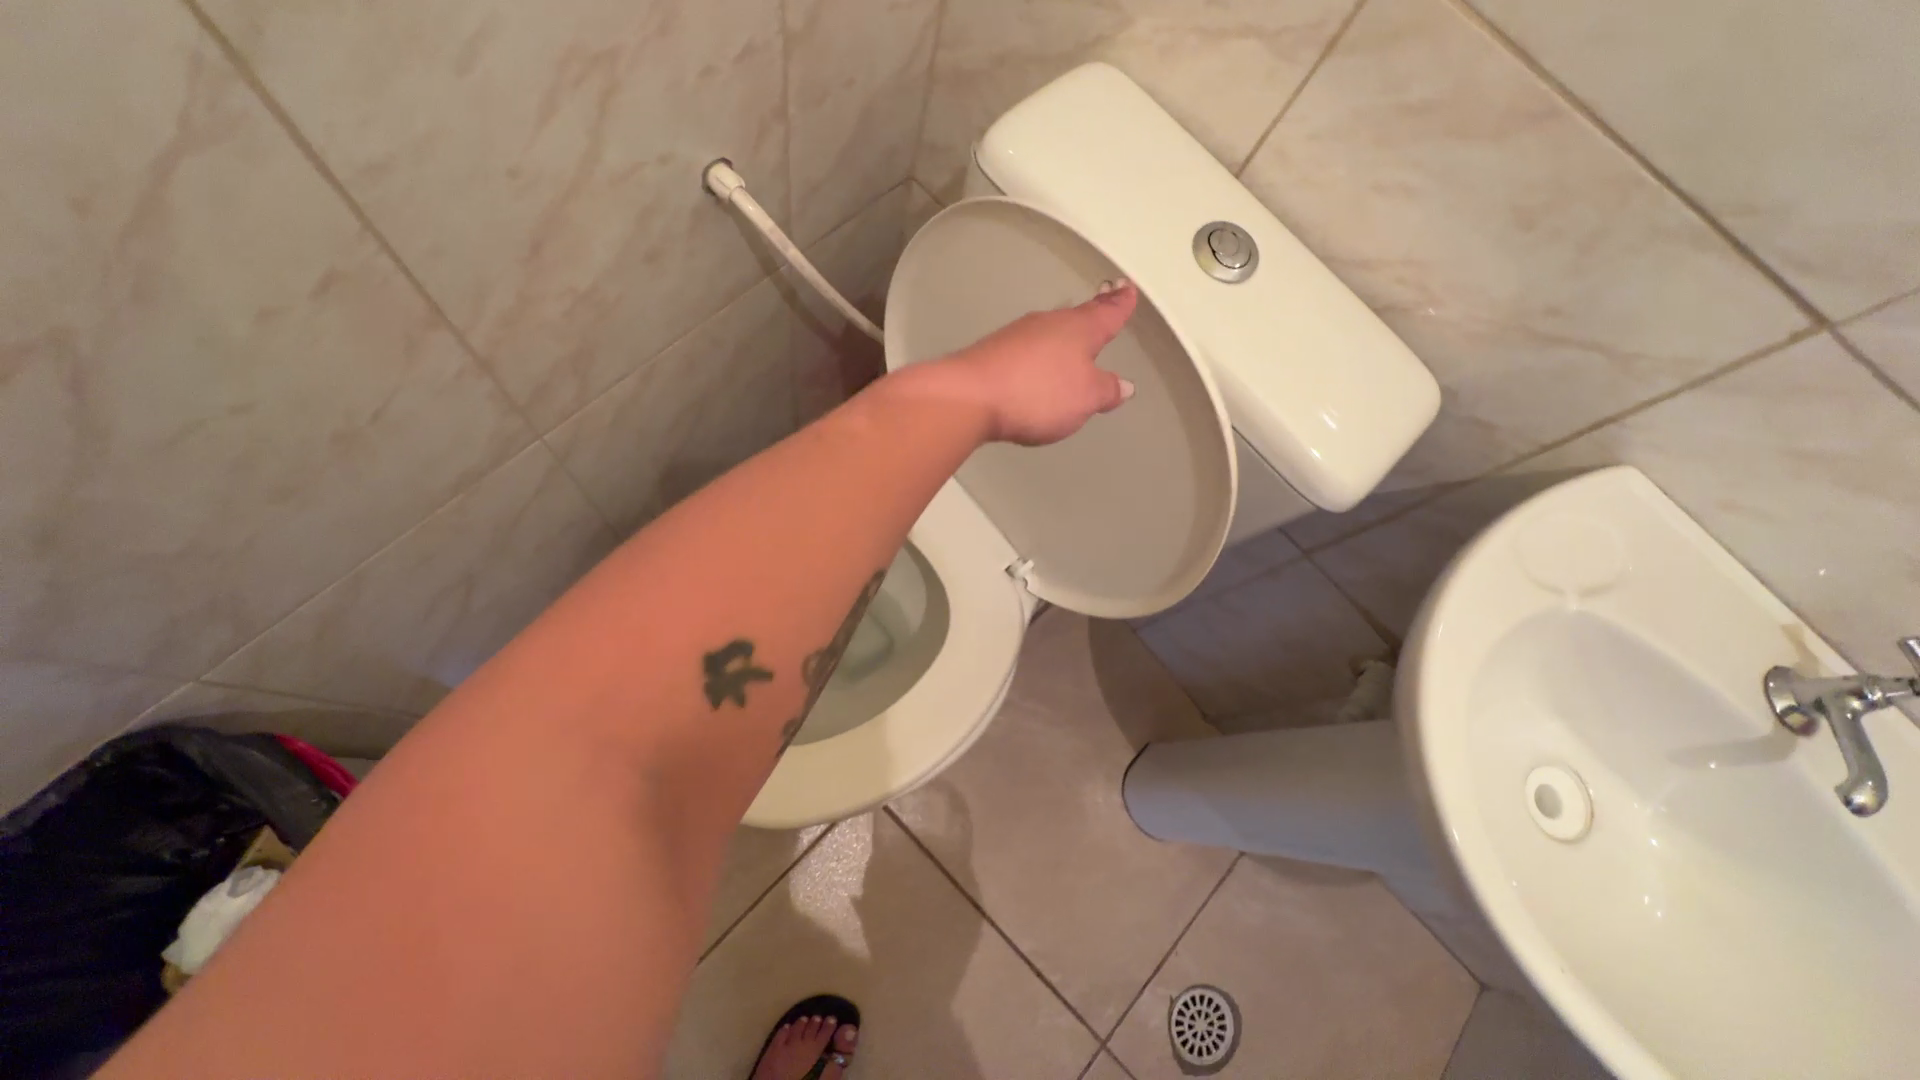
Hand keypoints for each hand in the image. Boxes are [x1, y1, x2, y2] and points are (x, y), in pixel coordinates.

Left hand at [932, 280, 1138, 445]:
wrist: (970, 397)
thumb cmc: (1038, 393)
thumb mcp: (1085, 397)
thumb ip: (1106, 390)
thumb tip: (1123, 385)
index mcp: (1079, 330)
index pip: (1107, 312)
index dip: (1120, 303)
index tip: (1127, 288)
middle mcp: (1048, 324)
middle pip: (1077, 316)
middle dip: (1093, 311)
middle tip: (1106, 298)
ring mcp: (1017, 336)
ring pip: (1049, 330)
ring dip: (1063, 332)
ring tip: (1074, 336)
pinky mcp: (993, 352)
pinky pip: (1026, 348)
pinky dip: (1038, 351)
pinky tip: (1037, 362)